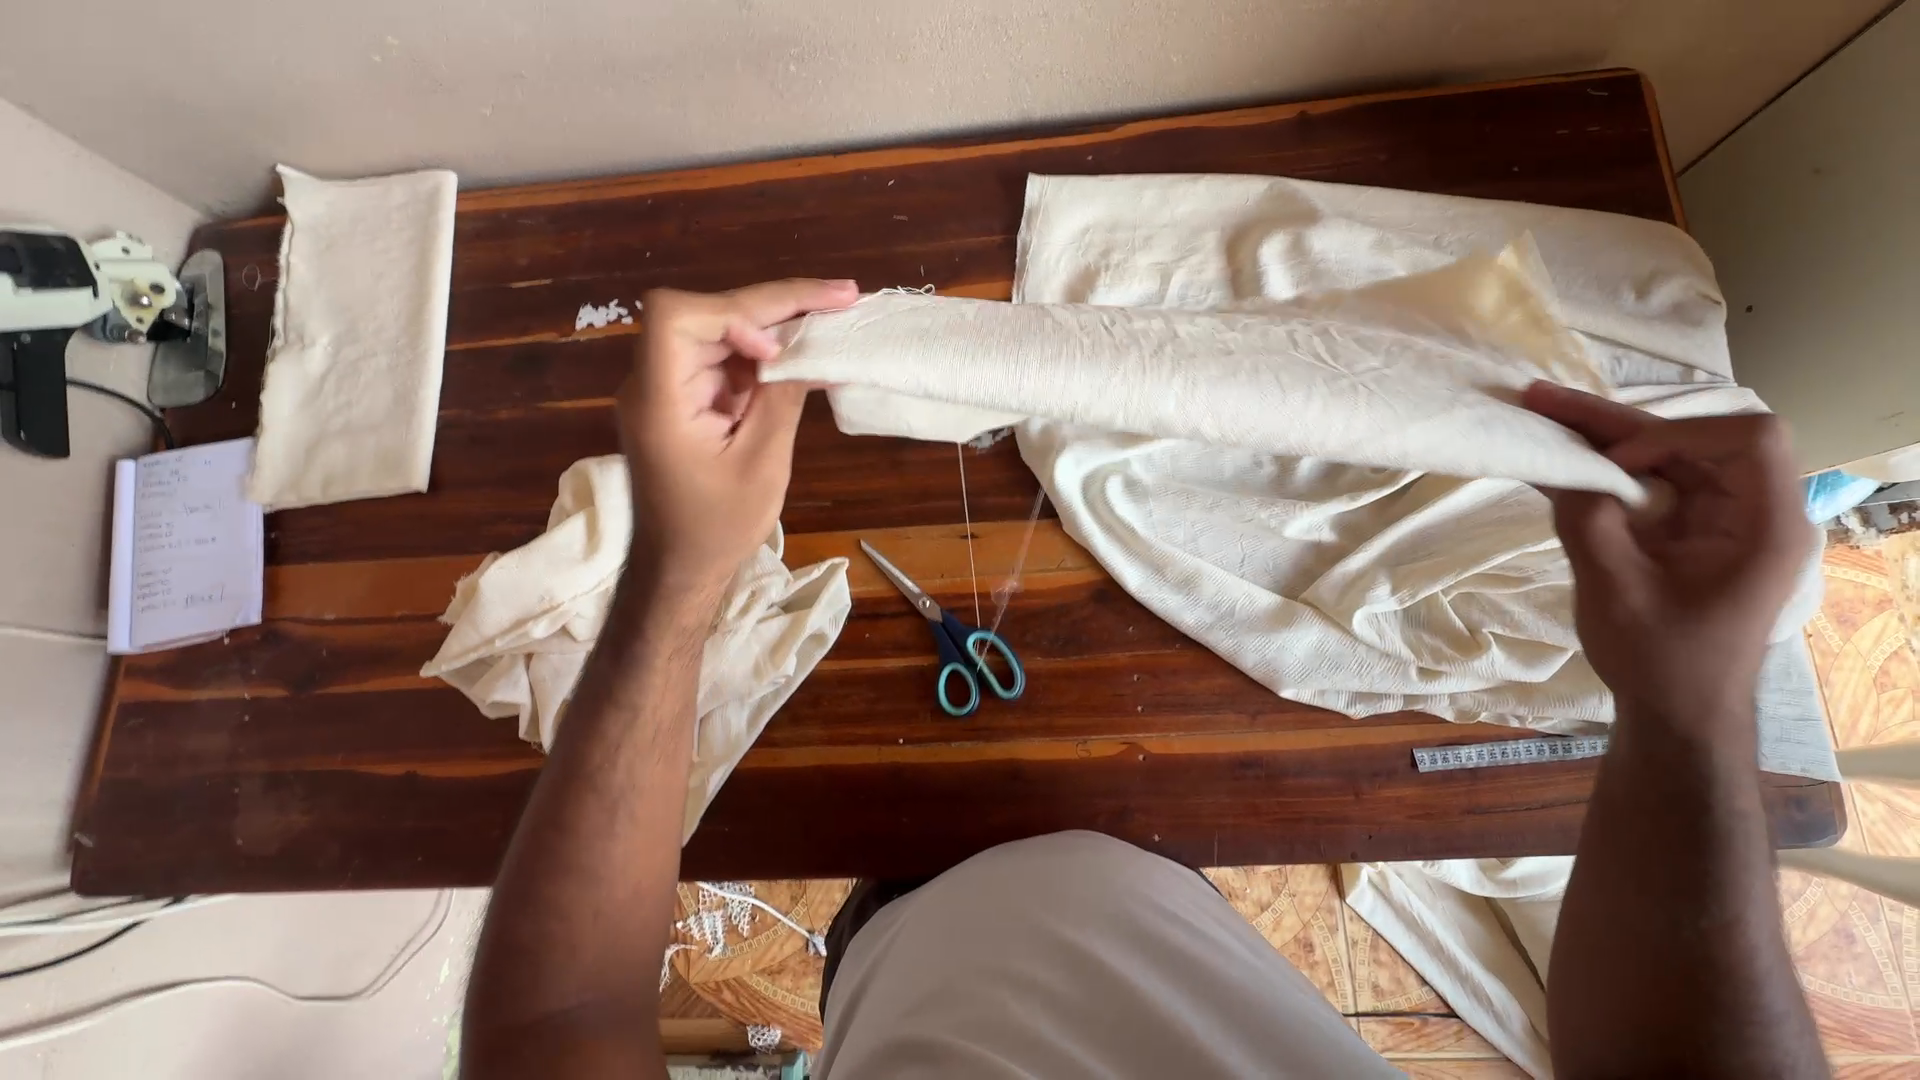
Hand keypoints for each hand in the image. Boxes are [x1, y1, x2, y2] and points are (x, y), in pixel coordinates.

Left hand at [618, 278, 858, 600]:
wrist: (680, 566)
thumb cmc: (719, 527)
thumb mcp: (762, 465)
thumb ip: (781, 400)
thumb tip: (807, 349)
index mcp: (661, 402)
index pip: (675, 317)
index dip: (731, 313)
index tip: (774, 347)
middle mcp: (652, 383)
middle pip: (703, 315)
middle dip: (772, 306)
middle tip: (841, 296)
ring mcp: (664, 389)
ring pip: (716, 331)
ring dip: (772, 327)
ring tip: (830, 319)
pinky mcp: (680, 399)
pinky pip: (719, 359)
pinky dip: (760, 355)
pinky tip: (800, 356)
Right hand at [1524, 382, 1813, 730]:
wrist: (1676, 710)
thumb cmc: (1661, 658)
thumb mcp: (1617, 591)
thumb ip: (1590, 524)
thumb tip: (1561, 471)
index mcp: (1765, 525)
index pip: (1748, 440)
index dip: (1677, 435)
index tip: (1615, 464)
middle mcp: (1749, 511)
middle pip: (1691, 439)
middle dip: (1614, 421)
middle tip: (1541, 400)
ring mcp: (1713, 520)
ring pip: (1661, 456)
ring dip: (1599, 438)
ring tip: (1537, 416)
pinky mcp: (1680, 532)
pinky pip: (1642, 485)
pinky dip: (1597, 469)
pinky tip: (1552, 456)